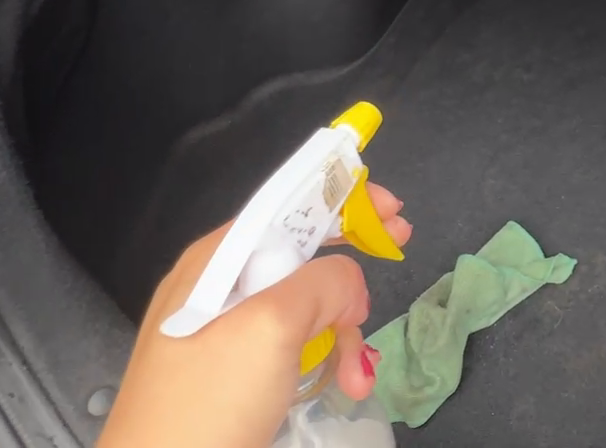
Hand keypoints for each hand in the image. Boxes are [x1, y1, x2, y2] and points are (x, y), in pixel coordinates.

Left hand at [98, 184, 411, 447]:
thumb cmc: (207, 406)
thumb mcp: (273, 326)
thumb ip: (325, 281)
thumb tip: (348, 285)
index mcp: (218, 260)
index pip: (291, 204)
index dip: (345, 199)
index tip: (391, 210)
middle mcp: (221, 285)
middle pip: (304, 251)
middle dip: (351, 263)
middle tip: (398, 248)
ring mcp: (227, 330)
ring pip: (308, 301)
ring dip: (343, 328)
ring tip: (356, 370)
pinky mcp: (236, 371)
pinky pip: (297, 341)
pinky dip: (328, 356)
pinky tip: (345, 380)